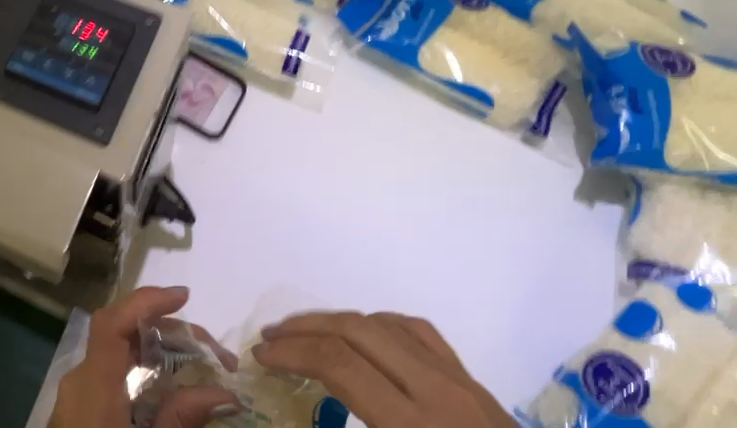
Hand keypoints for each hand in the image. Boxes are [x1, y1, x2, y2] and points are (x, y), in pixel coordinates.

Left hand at [50, 286, 239, 427]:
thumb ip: (181, 420)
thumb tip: (222, 392)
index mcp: (94, 389)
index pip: (113, 324)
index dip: (145, 301)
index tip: (183, 296)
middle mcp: (80, 383)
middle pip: (122, 336)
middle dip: (170, 333)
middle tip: (216, 355)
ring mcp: (76, 397)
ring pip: (119, 355)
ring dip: (160, 353)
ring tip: (202, 369)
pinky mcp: (80, 412)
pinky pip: (113, 376)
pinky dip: (143, 372)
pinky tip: (172, 390)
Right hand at [253, 312, 515, 427]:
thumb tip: (299, 415)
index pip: (341, 365)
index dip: (293, 353)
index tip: (261, 356)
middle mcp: (439, 393)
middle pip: (357, 331)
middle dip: (305, 328)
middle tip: (271, 339)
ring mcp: (461, 382)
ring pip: (385, 323)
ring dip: (337, 322)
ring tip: (307, 336)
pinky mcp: (475, 384)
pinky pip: (418, 333)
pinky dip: (378, 325)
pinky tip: (362, 339)